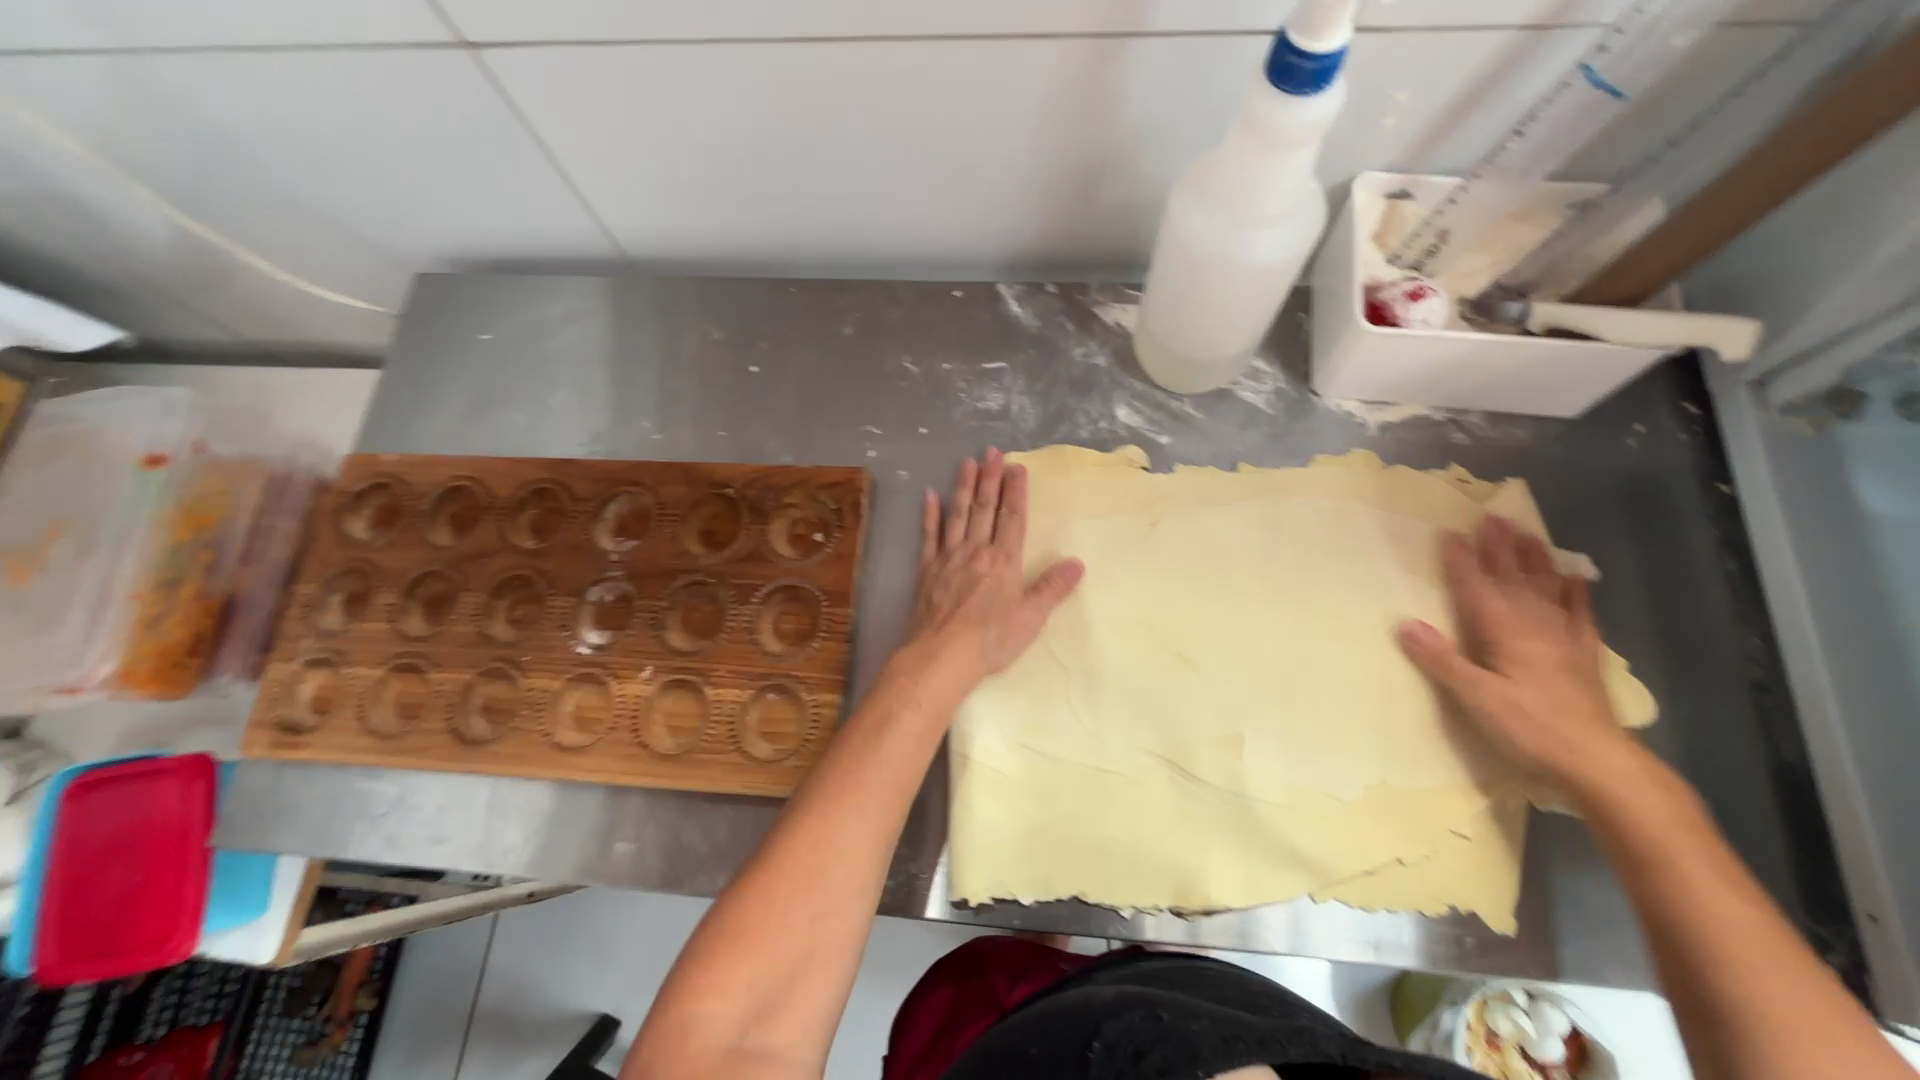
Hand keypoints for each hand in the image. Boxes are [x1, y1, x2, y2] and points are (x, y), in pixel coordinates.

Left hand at [902, 448, 1084, 698]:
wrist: (942, 655)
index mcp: (1004, 561)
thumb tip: (1076, 563)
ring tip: (967, 463)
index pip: (1013, 518)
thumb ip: (1052, 588)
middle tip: (992, 452)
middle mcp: (977, 551)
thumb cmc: (991, 640)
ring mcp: (948, 558)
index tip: (1017, 468)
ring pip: (958, 515)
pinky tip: (930, 496)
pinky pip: (929, 536)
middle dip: (990, 479)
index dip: (1016, 492)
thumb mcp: (1030, 618)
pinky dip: (930, 515)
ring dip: (964, 487)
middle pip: (985, 509)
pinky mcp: (926, 570)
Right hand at [1396, 515, 1640, 790]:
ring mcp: (1564, 639)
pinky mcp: (1584, 655)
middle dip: (1501, 548)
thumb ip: (1442, 661)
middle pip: (1514, 580)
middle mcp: (1535, 627)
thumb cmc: (1530, 729)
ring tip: (1527, 533)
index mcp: (1505, 634)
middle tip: (1493, 517)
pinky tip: (1574, 578)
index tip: (1451, 533)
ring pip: (1546, 589)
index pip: (1478, 589)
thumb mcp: (1477, 699)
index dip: (1463, 562)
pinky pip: (1579, 614)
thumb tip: (1405, 624)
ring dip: (1534, 560)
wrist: (1596, 759)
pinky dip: (1575, 592)